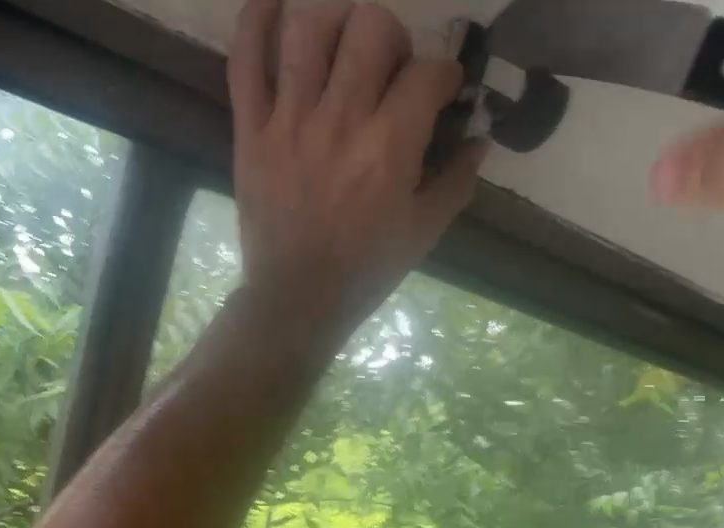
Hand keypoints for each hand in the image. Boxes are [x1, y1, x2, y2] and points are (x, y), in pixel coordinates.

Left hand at [229, 0, 485, 334]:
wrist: (297, 301)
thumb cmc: (365, 271)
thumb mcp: (423, 232)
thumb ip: (455, 179)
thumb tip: (479, 138)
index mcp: (389, 147)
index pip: (427, 73)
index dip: (444, 75)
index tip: (442, 92)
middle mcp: (340, 121)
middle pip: (371, 28)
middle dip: (392, 39)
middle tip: (389, 70)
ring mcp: (289, 123)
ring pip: (309, 30)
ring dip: (334, 22)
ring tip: (342, 46)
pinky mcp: (251, 133)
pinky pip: (244, 63)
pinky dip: (254, 22)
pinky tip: (272, 2)